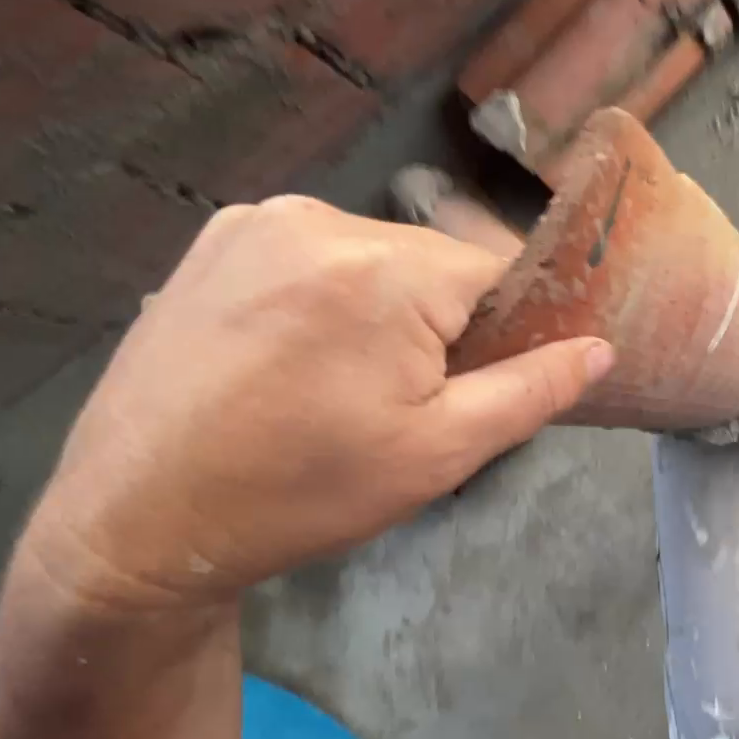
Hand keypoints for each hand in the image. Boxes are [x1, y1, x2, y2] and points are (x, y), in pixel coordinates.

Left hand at [22, 196, 612, 605]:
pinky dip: (340, 297)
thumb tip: (602, 347)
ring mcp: (256, 221)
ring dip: (395, 310)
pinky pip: (324, 257)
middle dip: (450, 323)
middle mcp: (318, 218)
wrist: (135, 521)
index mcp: (381, 269)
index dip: (509, 332)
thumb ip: (534, 390)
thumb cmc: (304, 492)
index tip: (485, 386)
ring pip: (383, 260)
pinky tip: (305, 357)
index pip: (500, 274)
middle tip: (415, 399)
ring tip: (353, 384)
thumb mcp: (441, 451)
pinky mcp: (216, 240)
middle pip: (439, 265)